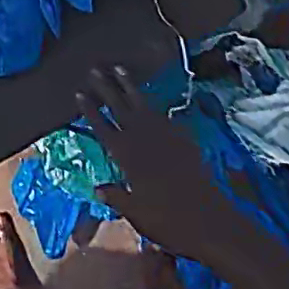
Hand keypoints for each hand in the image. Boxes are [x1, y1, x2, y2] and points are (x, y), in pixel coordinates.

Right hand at [78, 67, 248, 262]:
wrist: (209, 219)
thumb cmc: (168, 221)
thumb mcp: (136, 214)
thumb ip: (116, 197)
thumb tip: (97, 188)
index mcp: (125, 155)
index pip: (101, 126)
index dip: (90, 109)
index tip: (79, 92)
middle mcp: (141, 138)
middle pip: (118, 106)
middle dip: (105, 87)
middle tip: (94, 69)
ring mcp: (162, 133)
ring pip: (140, 102)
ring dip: (128, 85)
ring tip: (119, 68)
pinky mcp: (181, 136)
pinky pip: (162, 113)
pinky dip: (151, 103)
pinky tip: (148, 98)